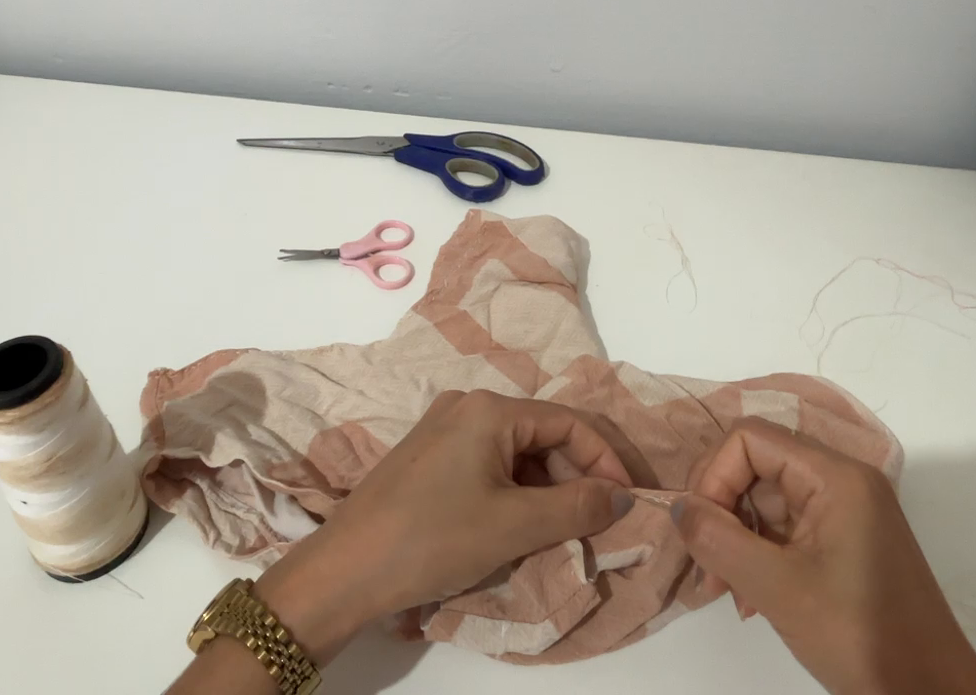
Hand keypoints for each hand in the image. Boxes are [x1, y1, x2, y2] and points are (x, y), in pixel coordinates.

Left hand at [262, 391, 634, 659]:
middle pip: (541, 435)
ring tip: (560, 532)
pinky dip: (514, 492)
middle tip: (597, 523)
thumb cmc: (434, 538)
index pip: (568, 424)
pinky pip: (488, 464)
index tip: (629, 503)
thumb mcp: (514, 525)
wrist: (346, 569)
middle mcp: (467, 405)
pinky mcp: (429, 455)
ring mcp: (443, 428)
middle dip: (575, 477)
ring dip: (545, 488)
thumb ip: (575, 507)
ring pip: (515, 452)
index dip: (605, 462)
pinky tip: (518, 527)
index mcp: (489, 409)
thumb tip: (623, 496)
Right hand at [670, 419, 975, 694]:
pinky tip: (751, 598)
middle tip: (708, 567)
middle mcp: (842, 481)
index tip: (700, 530)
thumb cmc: (859, 636)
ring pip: (766, 498)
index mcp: (835, 476)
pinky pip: (786, 526)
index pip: (750, 440)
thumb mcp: (777, 588)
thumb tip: (677, 507)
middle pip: (756, 465)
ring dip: (737, 538)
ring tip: (728, 591)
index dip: (714, 476)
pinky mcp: (846, 540)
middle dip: (722, 510)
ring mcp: (846, 511)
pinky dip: (760, 553)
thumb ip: (718, 539)